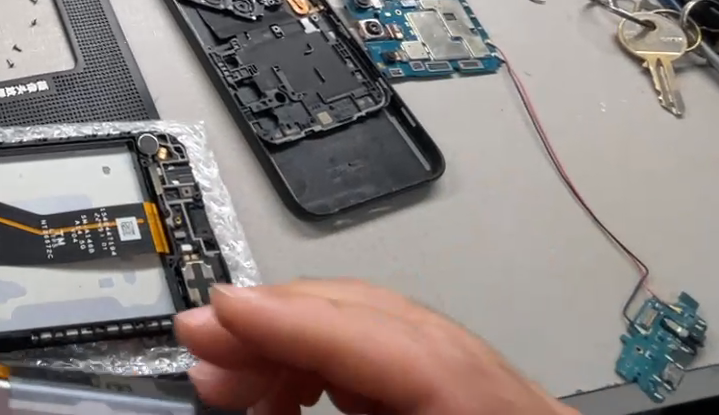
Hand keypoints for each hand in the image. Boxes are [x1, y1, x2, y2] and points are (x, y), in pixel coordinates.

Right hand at [175, 280, 576, 414]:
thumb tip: (231, 398)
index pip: (418, 362)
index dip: (312, 329)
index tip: (222, 313)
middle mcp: (519, 410)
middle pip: (390, 328)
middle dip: (281, 328)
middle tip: (199, 340)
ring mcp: (498, 402)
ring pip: (378, 335)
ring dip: (289, 349)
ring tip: (224, 380)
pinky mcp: (467, 408)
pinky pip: (382, 367)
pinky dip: (319, 371)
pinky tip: (276, 399)